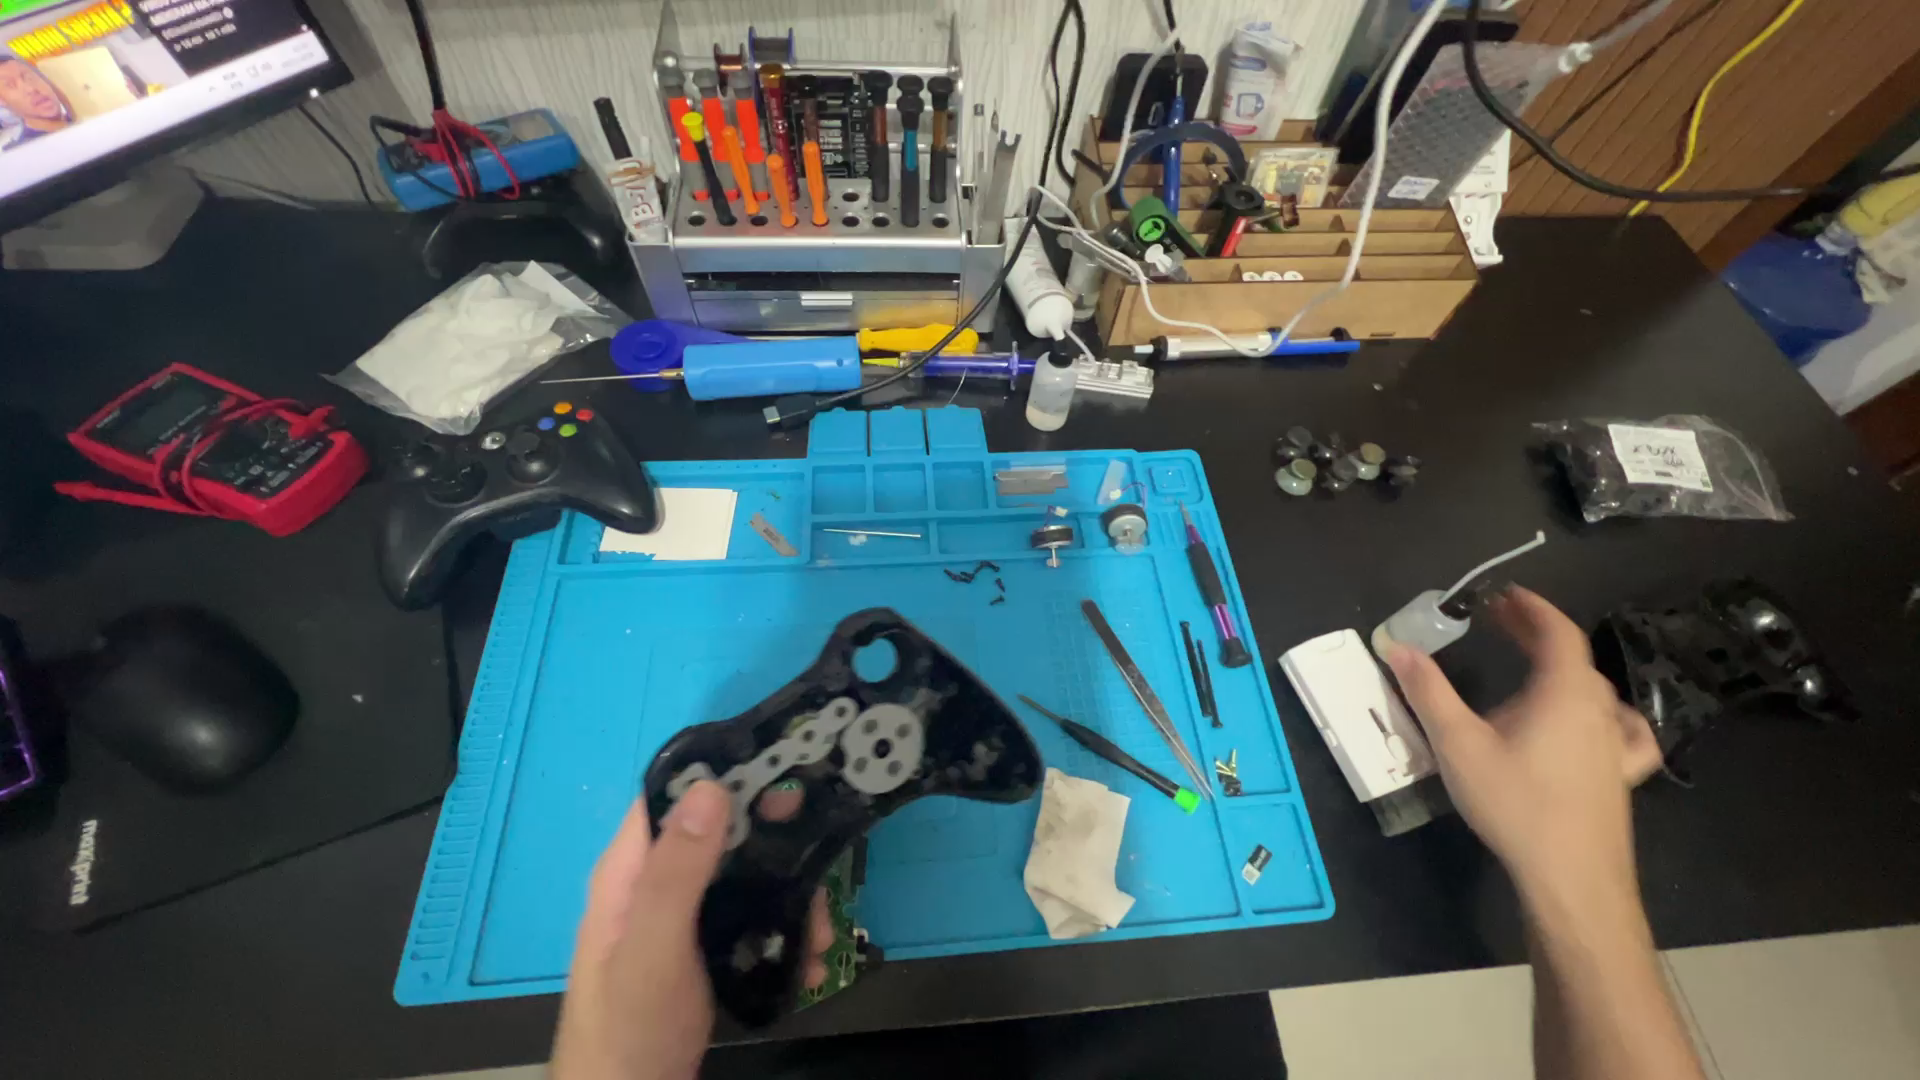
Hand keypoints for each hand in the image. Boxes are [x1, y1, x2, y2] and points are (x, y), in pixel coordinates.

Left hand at [551, 780, 833, 1079]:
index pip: (674, 794)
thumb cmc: (630, 1029)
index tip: (780, 768)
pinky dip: (786, 925)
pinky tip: (808, 952)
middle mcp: (659, 881)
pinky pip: (756, 913)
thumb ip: (676, 874)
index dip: (723, 773)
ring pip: (747, 871)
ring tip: (820, 922)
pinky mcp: (711, 944)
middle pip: (722, 829)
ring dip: (789, 888)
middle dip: (773, 833)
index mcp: (632, 869)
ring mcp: (687, 915)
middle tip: (818, 837)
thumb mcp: (652, 950)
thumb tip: (711, 787)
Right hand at [1384, 587, 1662, 907]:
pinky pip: (1619, 729)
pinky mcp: (1620, 775)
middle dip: (1533, 632)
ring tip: (1531, 664)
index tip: (1501, 593)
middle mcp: (1597, 709)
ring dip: (1559, 667)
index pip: (1557, 632)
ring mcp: (1615, 744)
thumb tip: (1395, 645)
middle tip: (1496, 620)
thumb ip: (1426, 690)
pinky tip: (1595, 720)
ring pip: (1593, 689)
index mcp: (1563, 693)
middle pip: (1572, 656)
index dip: (1530, 607)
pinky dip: (1600, 710)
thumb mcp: (1456, 742)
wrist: (1571, 877)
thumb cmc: (1514, 801)